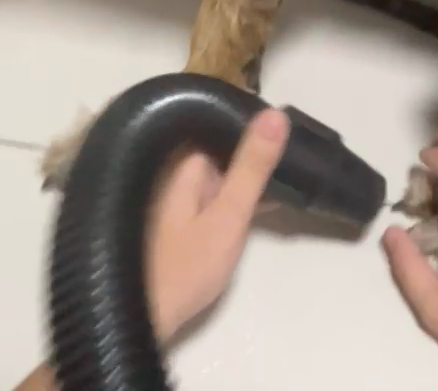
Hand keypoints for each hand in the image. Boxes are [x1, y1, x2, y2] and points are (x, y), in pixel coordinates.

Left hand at [145, 108, 289, 340]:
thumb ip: (253, 165)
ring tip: (286, 180)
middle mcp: (176, 173)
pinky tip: (262, 204)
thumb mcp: (230, 215)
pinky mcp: (180, 220)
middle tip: (296, 159)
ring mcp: (177, 197)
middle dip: (256, 153)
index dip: (259, 127)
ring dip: (249, 176)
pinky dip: (237, 196)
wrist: (141, 324)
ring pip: (223, 173)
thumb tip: (275, 113)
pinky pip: (217, 193)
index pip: (226, 126)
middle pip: (225, 150)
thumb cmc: (186, 268)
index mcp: (185, 164)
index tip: (291, 132)